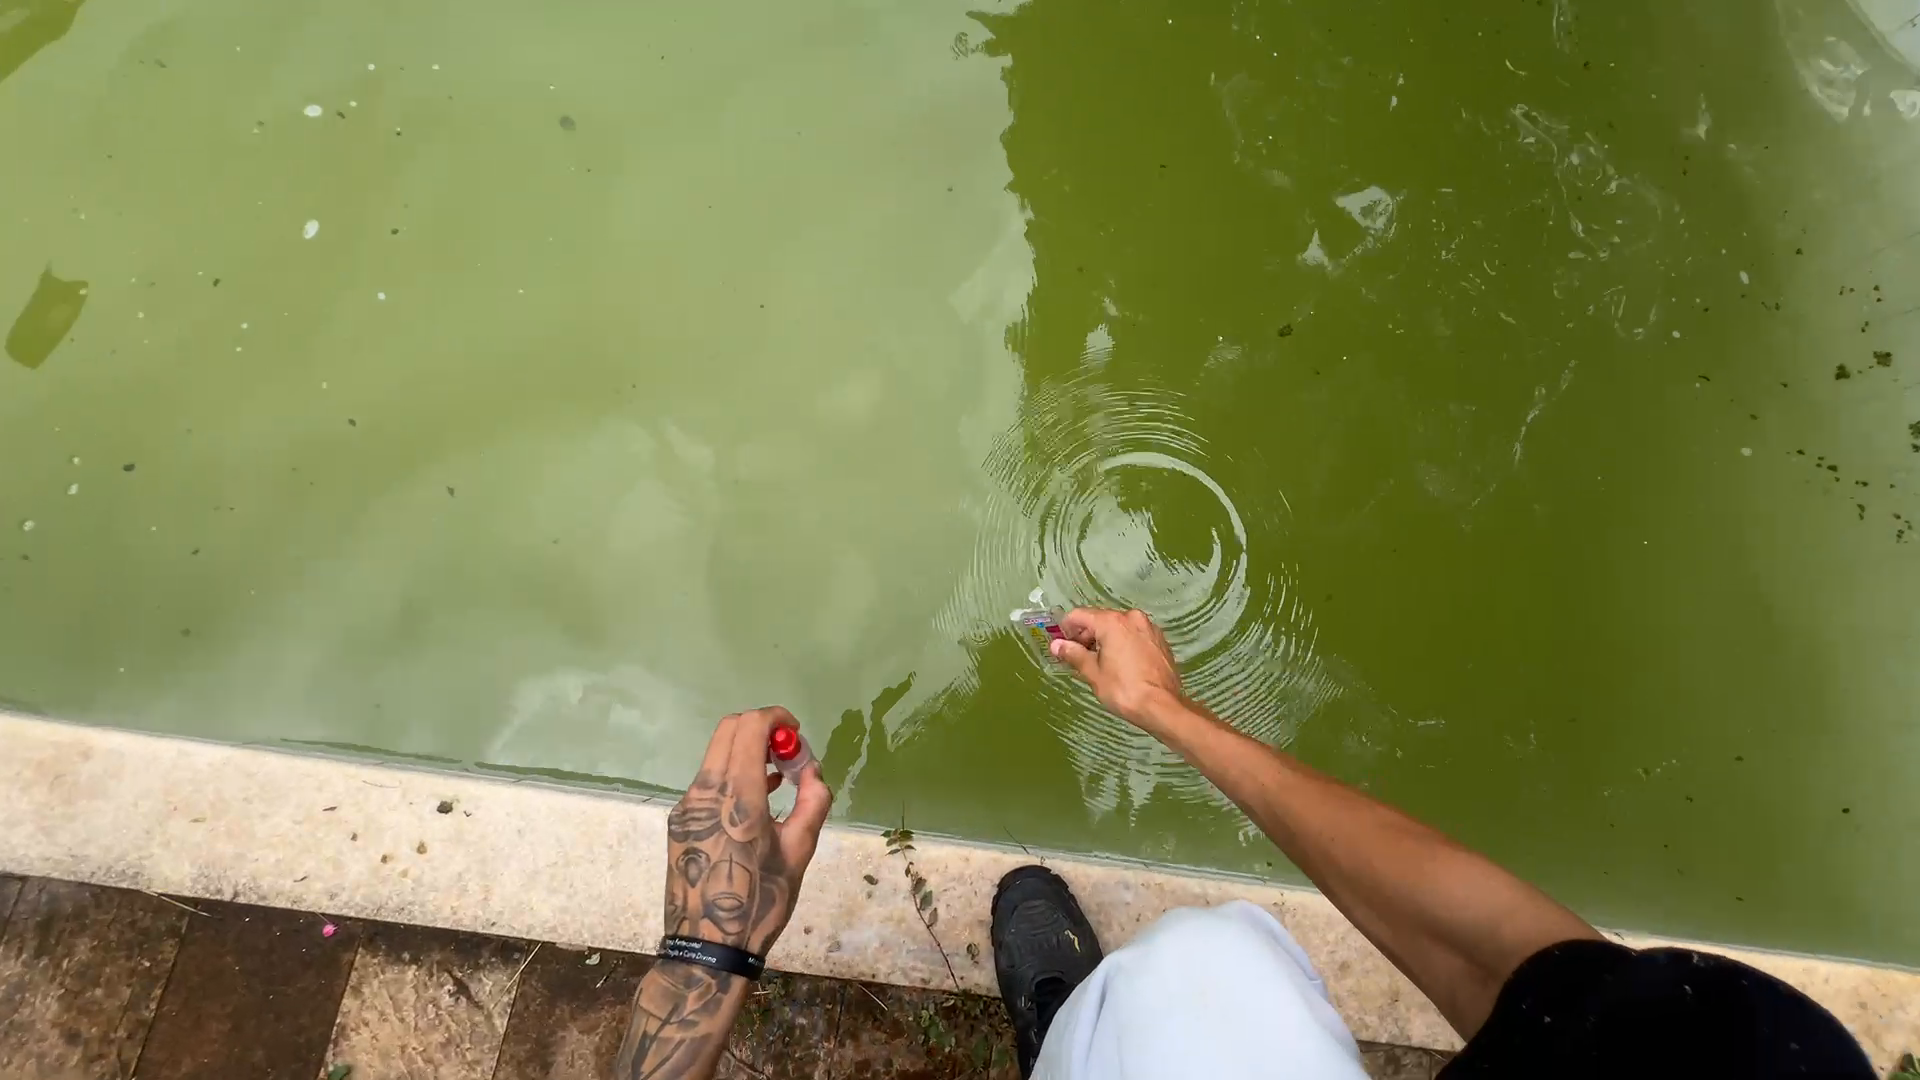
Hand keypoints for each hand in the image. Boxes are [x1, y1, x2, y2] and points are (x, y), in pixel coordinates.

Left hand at [663, 707, 832, 953]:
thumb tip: (812, 772)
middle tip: (788, 750)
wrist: (706, 951)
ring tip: (779, 777)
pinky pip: (709, 778)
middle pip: (729, 730)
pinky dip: (734, 771)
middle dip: (762, 728)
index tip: (796, 733)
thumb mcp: (800, 851)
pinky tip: (758, 797)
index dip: (776, 718)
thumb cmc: (761, 901)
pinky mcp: (680, 822)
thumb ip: (813, 801)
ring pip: (717, 753)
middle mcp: (704, 792)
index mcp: (737, 796)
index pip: (750, 728)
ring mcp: (687, 807)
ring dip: (748, 749)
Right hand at [1050, 607, 1188, 728]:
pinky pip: (1133, 635)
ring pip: (1118, 627)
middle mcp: (1131, 618)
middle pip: (1099, 619)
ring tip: (1099, 663)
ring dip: (1105, 639)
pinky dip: (1123, 643)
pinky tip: (1121, 664)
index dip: (1066, 629)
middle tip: (1079, 658)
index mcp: (1112, 622)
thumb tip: (1056, 645)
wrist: (1162, 707)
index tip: (1063, 646)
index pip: (1079, 615)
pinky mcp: (1160, 640)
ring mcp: (1148, 628)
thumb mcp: (1093, 673)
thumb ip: (1073, 654)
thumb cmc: (1124, 690)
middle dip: (1086, 635)